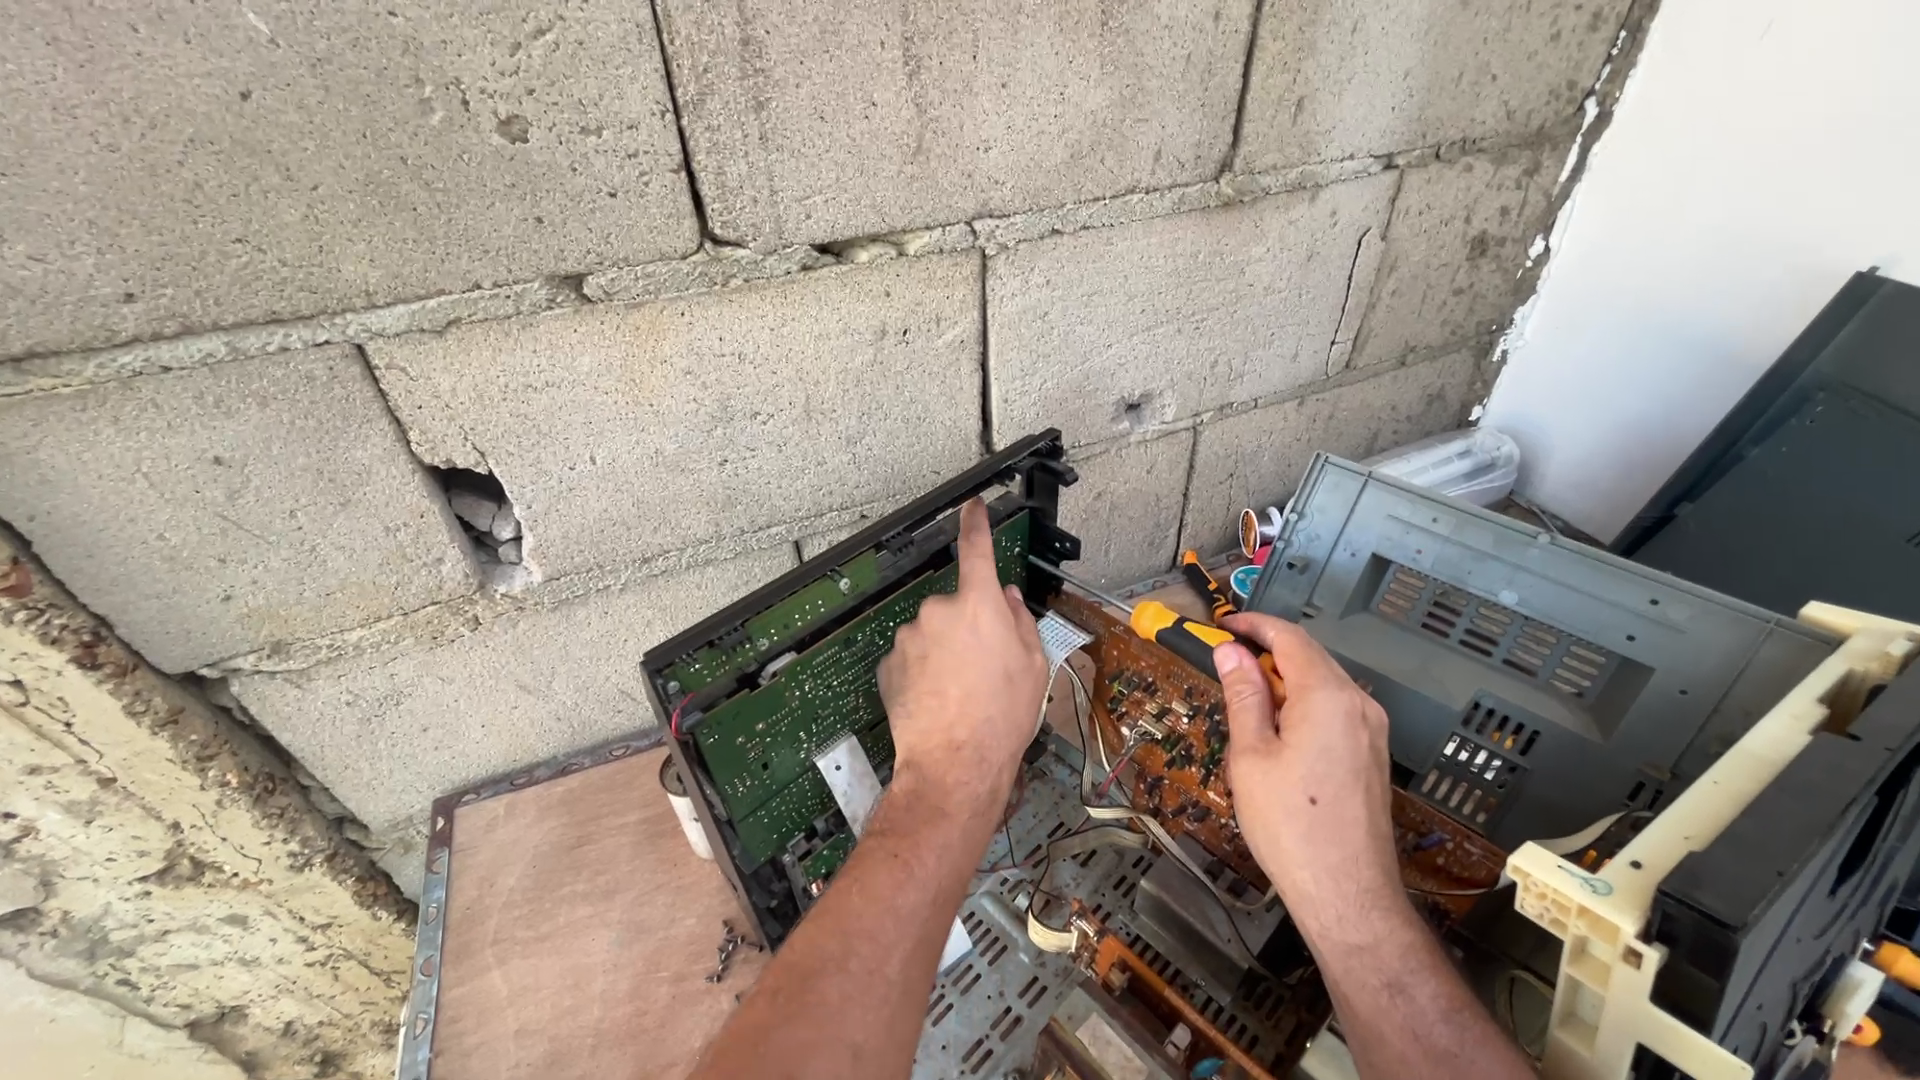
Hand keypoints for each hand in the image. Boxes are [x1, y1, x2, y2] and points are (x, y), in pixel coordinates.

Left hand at [879, 499, 1046, 811]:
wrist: (955, 763)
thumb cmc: (1001, 717)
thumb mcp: (1034, 666)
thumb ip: (1020, 622)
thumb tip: (1007, 601)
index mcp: (979, 605)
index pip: (976, 550)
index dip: (974, 525)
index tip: (970, 508)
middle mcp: (939, 611)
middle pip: (957, 607)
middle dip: (969, 627)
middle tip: (986, 667)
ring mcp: (909, 637)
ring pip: (933, 634)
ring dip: (945, 653)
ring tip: (963, 693)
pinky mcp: (889, 664)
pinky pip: (912, 658)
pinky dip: (924, 672)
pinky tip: (939, 700)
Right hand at [1214, 613, 1399, 925]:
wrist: (1347, 892)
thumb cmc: (1289, 824)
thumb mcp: (1251, 755)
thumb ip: (1243, 695)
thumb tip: (1230, 651)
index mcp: (1328, 696)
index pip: (1289, 638)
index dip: (1253, 625)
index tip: (1222, 626)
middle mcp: (1359, 703)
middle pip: (1310, 656)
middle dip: (1266, 651)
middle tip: (1224, 662)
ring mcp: (1372, 729)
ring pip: (1323, 682)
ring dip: (1284, 678)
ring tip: (1245, 700)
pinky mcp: (1373, 752)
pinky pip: (1335, 708)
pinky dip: (1302, 702)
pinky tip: (1278, 729)